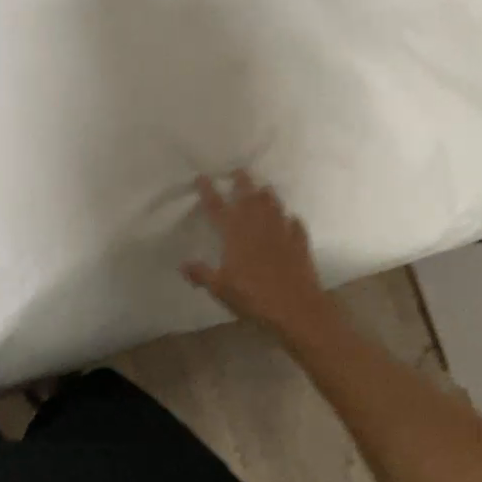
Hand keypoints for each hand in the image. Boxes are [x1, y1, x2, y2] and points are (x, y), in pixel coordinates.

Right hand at [183, 171, 333, 336]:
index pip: (217, 207)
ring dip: (268, 195)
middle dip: (243, 183)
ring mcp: (281, 233)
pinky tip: (291, 219)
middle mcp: (258, 227)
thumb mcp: (220, 289)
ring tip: (264, 187)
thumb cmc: (253, 298)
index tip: (202, 176)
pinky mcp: (299, 244)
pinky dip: (292, 220)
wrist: (297, 310)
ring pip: (274, 206)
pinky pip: (296, 226)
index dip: (208, 191)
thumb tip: (182, 264)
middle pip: (249, 198)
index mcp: (234, 234)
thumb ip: (201, 274)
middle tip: (239, 171)